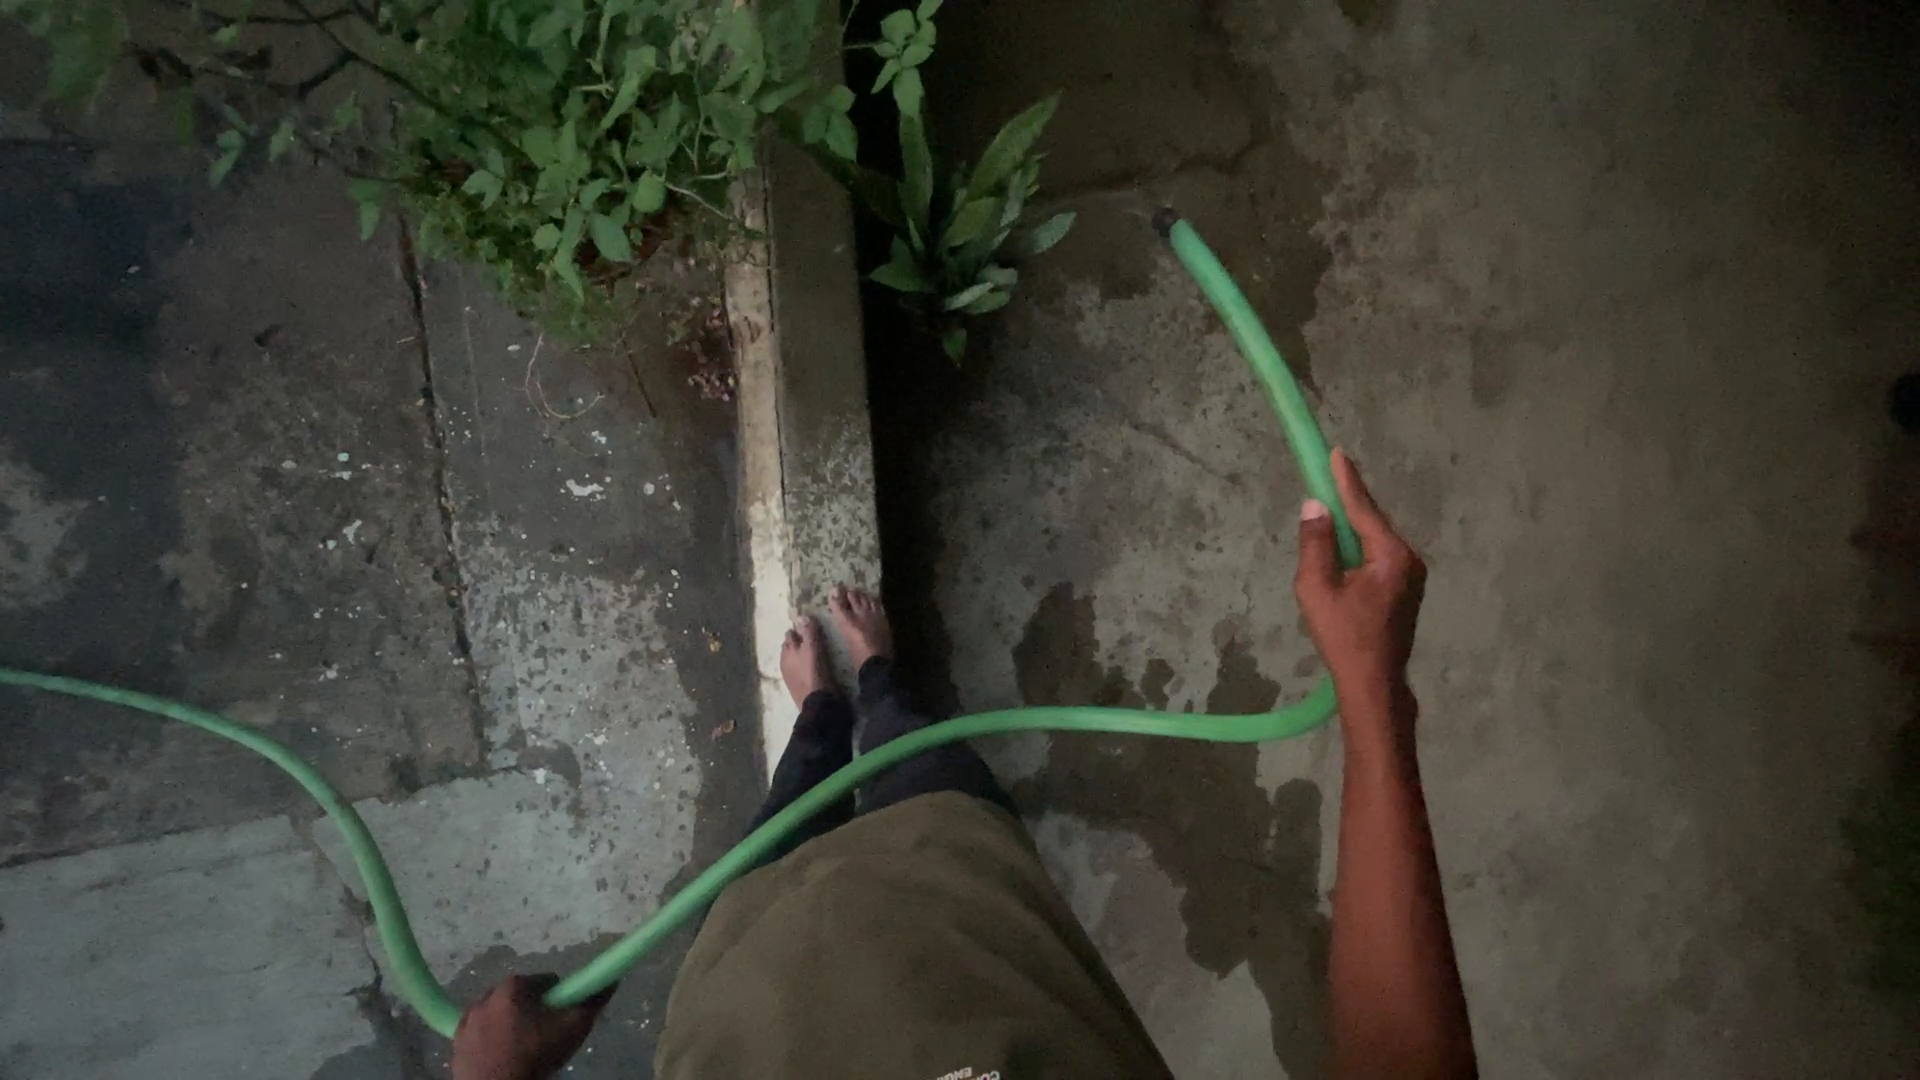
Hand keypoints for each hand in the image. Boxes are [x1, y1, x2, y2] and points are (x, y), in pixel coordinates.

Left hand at [452, 974, 611, 1079]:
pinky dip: (490, 1036)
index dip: (557, 997)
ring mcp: (466, 1022)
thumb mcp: (574, 1027)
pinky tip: (503, 1051)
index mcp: (513, 987)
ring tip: (523, 1043)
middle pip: (519, 994)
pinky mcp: (455, 1045)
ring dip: (510, 1020)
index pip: (545, 980)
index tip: (559, 1016)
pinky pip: (479, 1031)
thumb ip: (594, 1000)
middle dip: (531, 1007)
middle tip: (543, 1030)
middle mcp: (485, 997)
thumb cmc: (535, 1056)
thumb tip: (613, 980)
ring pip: (498, 1011)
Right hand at [1295, 449, 1426, 728]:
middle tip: (1325, 481)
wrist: (1373, 682)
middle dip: (1347, 505)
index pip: (1362, 508)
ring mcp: (1411, 576)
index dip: (1345, 480)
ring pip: (1374, 541)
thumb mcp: (1316, 588)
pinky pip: (1378, 557)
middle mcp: (1408, 559)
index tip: (1336, 453)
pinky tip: (1340, 554)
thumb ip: (1315, 544)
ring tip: (1326, 521)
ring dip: (1350, 530)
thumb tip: (1314, 507)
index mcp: (1390, 555)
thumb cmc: (1343, 636)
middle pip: (1371, 522)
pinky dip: (1357, 549)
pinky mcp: (1405, 590)